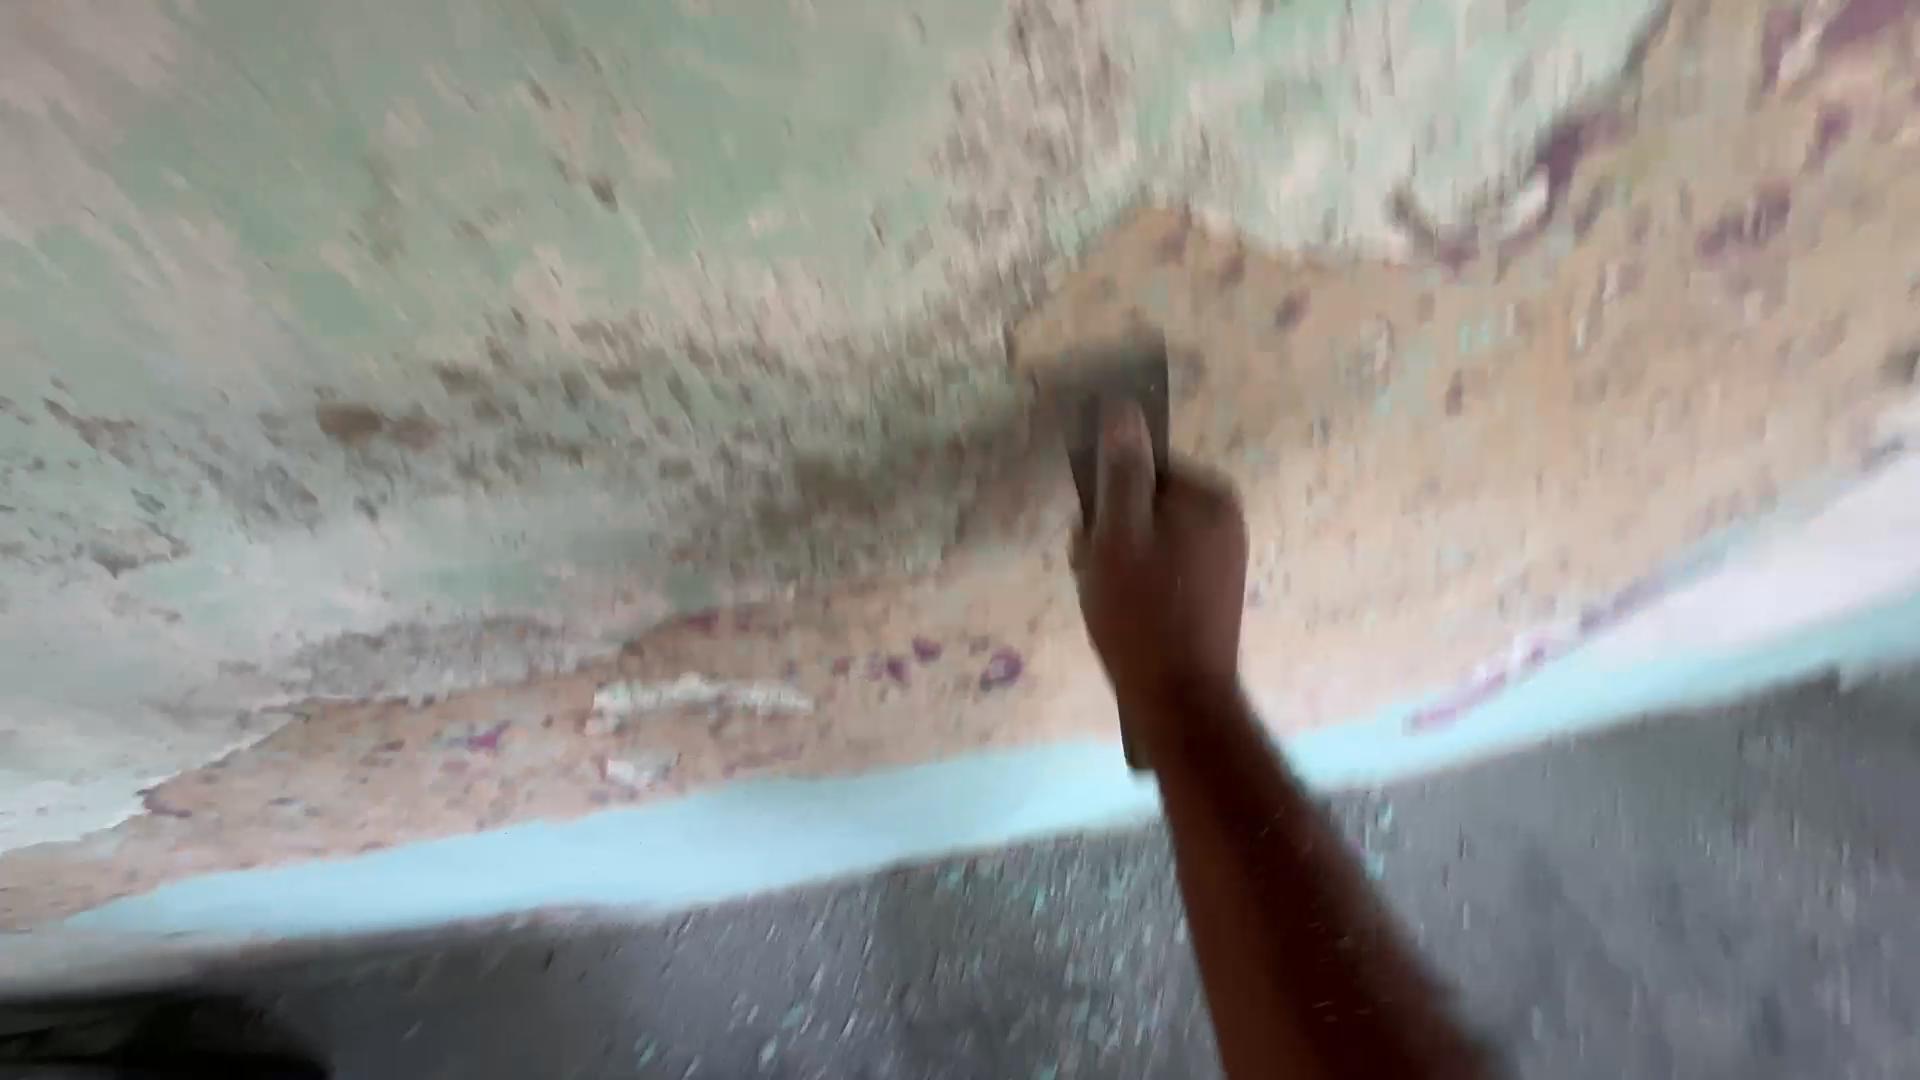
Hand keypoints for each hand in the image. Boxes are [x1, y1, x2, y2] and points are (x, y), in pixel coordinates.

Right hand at [1071, 401, 1248, 731]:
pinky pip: (1162, 567)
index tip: (1091, 535)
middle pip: (1144, 502)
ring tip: (1105, 596)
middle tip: (1094, 570)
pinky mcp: (1211, 591)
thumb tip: (1123, 407)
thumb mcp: (1118, 533)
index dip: (1106, 499)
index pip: (1140, 468)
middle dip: (1110, 531)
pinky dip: (1136, 582)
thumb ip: (1120, 469)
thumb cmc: (1140, 612)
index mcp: (1208, 496)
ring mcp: (1221, 558)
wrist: (1177, 698)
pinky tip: (1122, 611)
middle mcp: (1225, 519)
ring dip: (1117, 559)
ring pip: (1147, 537)